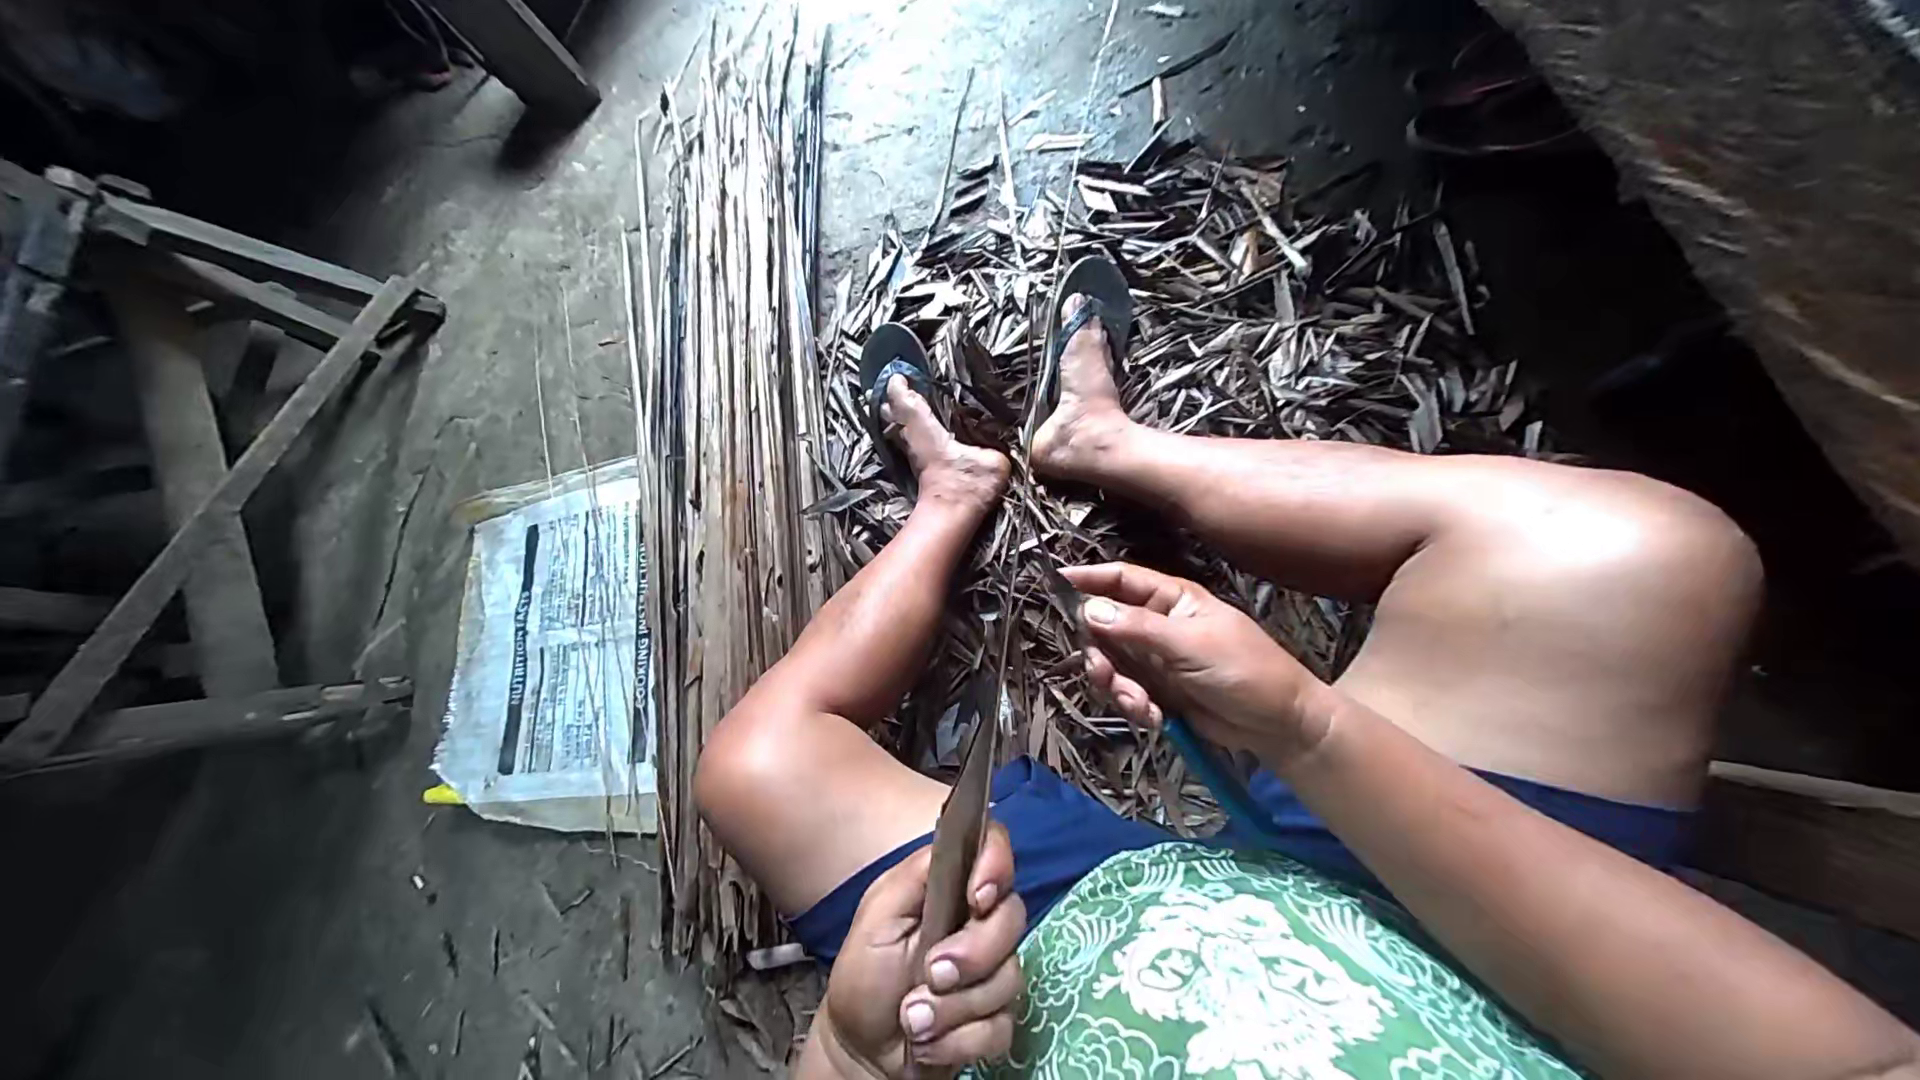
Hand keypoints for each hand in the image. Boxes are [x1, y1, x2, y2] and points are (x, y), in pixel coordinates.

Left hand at [810, 822, 1024, 1077]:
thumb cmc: (864, 971)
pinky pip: (1001, 1026)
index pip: (994, 846)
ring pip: (1010, 976)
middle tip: (930, 974)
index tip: (977, 899)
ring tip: (913, 1017)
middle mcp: (978, 918)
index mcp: (951, 884)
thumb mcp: (878, 913)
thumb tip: (956, 847)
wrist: (860, 1048)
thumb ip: (916, 874)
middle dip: (972, 953)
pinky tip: (929, 1041)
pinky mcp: (995, 1017)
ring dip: (955, 1006)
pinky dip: (960, 1039)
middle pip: (1011, 916)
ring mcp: (991, 968)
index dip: (997, 865)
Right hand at [1062, 562, 1330, 759]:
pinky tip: (1154, 717)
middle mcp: (1155, 624)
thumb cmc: (1244, 670)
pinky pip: (1124, 691)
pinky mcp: (1155, 689)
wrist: (1278, 726)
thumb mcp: (1190, 644)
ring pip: (1110, 662)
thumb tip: (1088, 609)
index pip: (1120, 579)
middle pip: (1104, 625)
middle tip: (1102, 672)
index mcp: (1171, 598)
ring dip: (1116, 685)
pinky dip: (1132, 705)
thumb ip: (1137, 627)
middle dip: (1100, 652)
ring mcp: (1153, 658)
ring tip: (1138, 704)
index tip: (1054, 585)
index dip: (1088, 580)